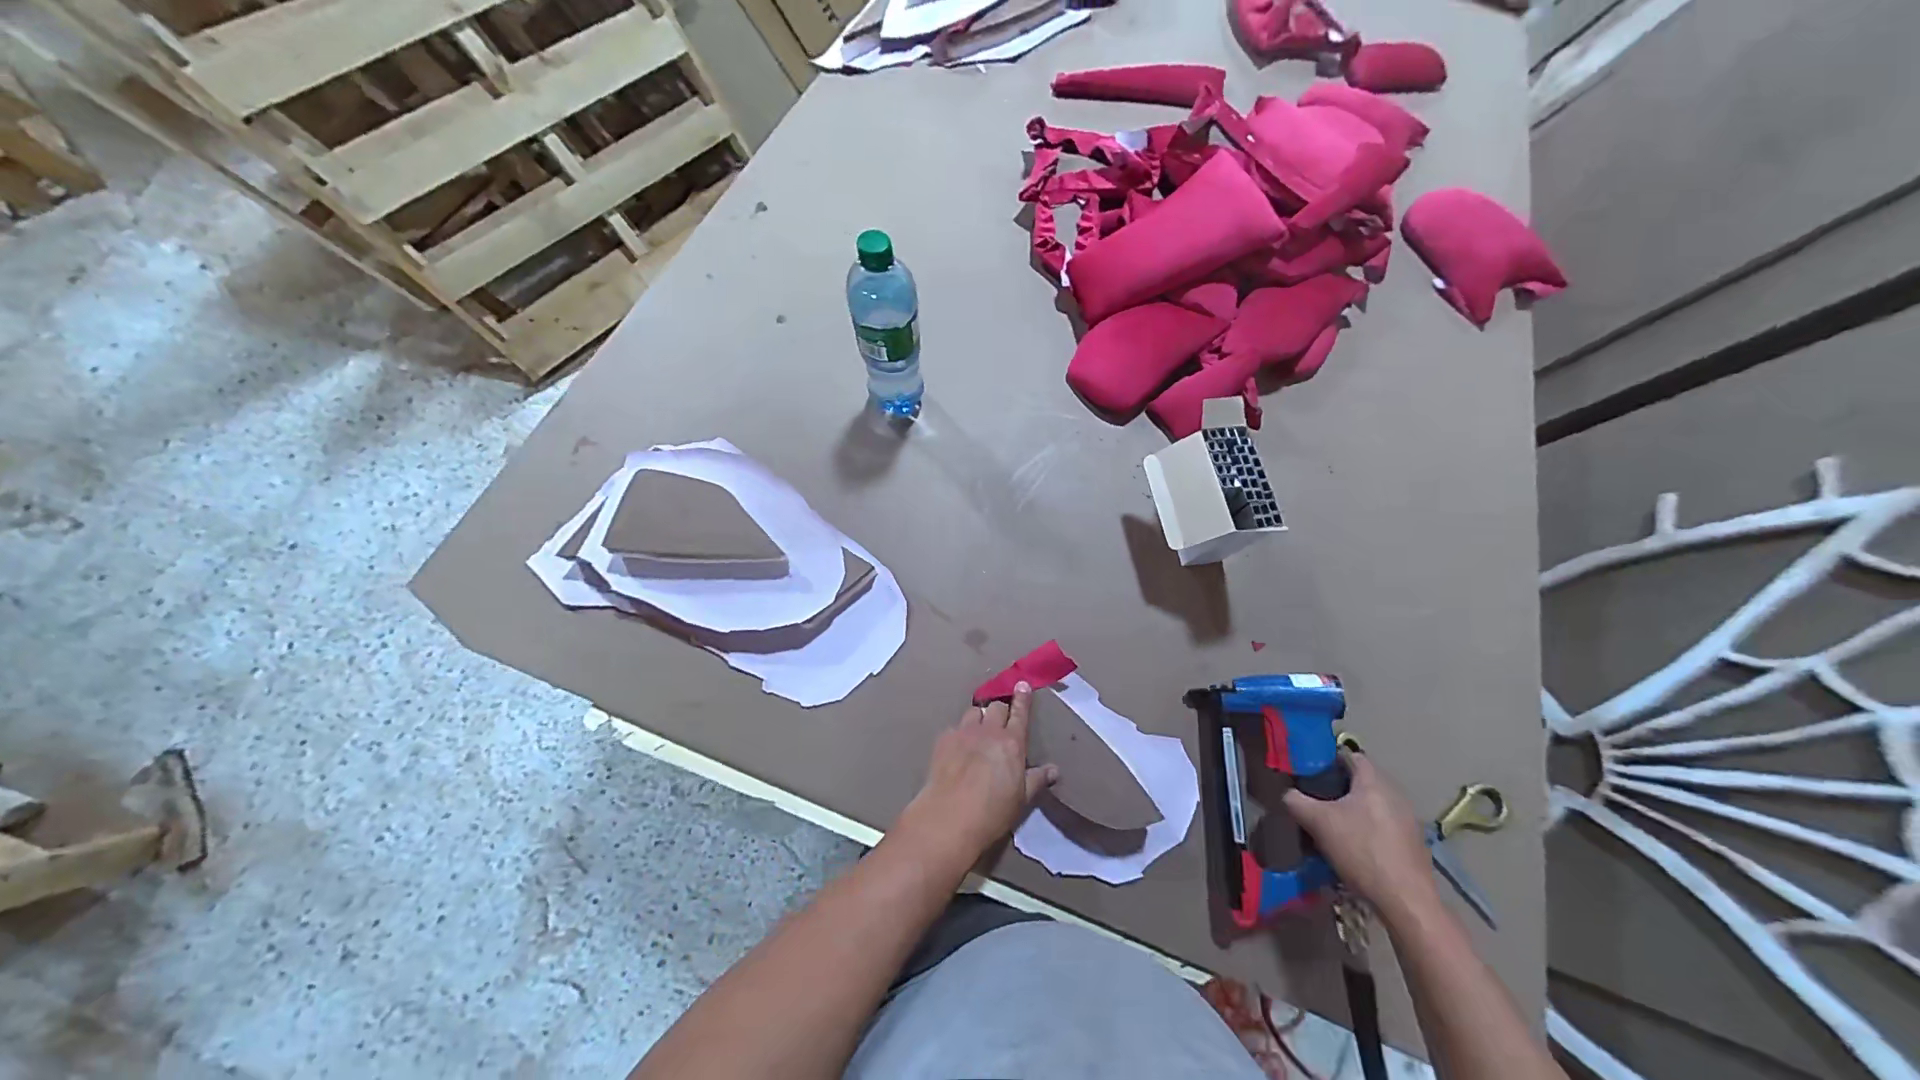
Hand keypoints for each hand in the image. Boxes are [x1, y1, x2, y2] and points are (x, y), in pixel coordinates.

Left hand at [896, 683, 1058, 865]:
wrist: (950, 817)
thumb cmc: (993, 811)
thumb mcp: (1021, 798)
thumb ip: (1037, 780)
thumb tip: (1054, 770)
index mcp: (1012, 743)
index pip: (1019, 713)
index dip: (1022, 698)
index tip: (1022, 685)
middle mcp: (988, 731)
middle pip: (996, 707)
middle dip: (1000, 710)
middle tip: (1000, 722)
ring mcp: (964, 733)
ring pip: (974, 712)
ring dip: (979, 718)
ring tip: (978, 731)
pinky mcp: (943, 740)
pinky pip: (954, 728)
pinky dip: (959, 734)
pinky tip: (957, 748)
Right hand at [1282, 753, 1437, 918]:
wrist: (1405, 900)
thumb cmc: (1360, 850)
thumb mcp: (1317, 822)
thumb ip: (1295, 801)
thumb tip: (1287, 794)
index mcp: (1374, 781)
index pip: (1350, 756)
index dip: (1328, 761)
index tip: (1310, 776)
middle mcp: (1395, 794)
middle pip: (1361, 782)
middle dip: (1338, 790)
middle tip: (1316, 803)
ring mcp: (1408, 820)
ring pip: (1372, 805)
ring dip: (1353, 812)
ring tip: (1332, 829)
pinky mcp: (1414, 843)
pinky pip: (1384, 826)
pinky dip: (1368, 830)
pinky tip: (1355, 850)